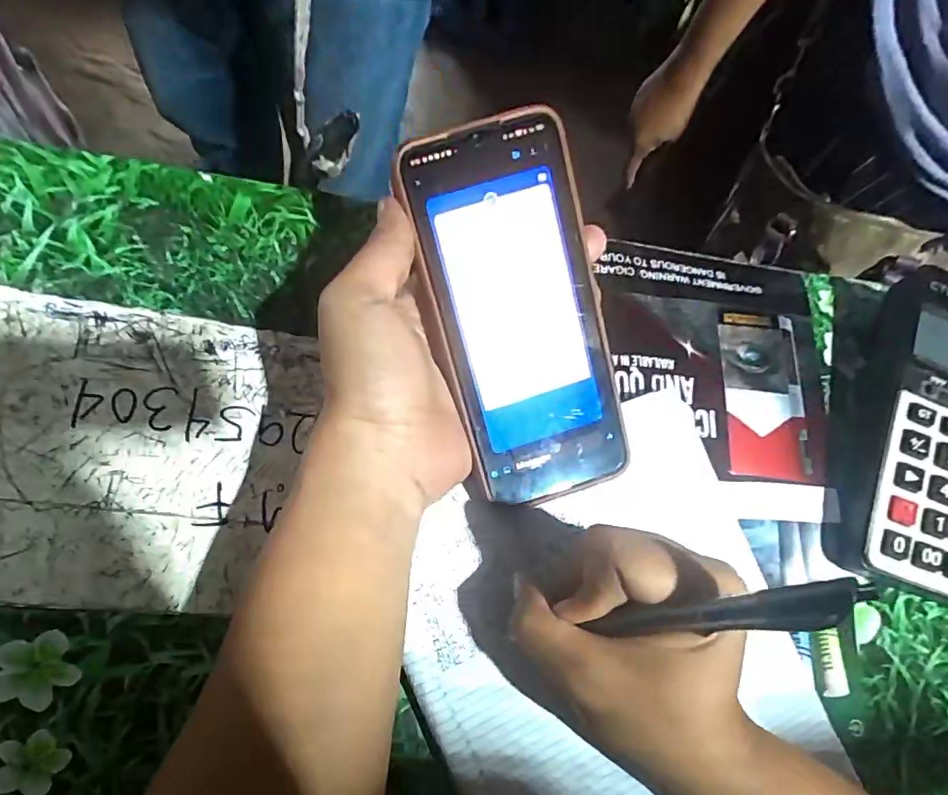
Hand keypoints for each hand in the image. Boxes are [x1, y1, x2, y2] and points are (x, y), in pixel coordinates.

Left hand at [316, 199, 606, 513]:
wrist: (391, 454)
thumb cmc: (371, 373)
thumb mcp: (358, 299)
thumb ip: (381, 252)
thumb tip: (394, 200)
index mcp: (404, 296)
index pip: (445, 243)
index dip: (477, 212)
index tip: (514, 185)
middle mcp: (438, 322)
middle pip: (490, 271)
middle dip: (528, 240)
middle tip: (569, 217)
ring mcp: (471, 356)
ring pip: (517, 306)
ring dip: (553, 276)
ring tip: (589, 249)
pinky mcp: (497, 388)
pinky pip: (531, 350)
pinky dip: (559, 327)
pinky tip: (588, 303)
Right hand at [509, 525, 755, 787]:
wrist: (697, 752)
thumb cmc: (651, 721)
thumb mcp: (582, 677)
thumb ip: (537, 627)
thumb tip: (522, 587)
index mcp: (701, 583)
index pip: (612, 551)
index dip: (579, 591)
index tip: (582, 639)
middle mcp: (699, 562)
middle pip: (605, 543)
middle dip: (574, 587)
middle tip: (573, 632)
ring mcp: (688, 568)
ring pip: (604, 550)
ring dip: (579, 590)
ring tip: (586, 631)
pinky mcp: (673, 579)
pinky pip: (612, 564)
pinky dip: (590, 591)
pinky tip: (600, 624)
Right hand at [626, 56, 704, 186]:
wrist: (682, 74)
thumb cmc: (681, 108)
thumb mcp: (674, 133)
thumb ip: (660, 142)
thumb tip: (655, 142)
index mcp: (640, 142)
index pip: (632, 164)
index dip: (630, 175)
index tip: (627, 185)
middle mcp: (630, 128)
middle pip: (635, 141)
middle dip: (644, 141)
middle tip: (659, 138)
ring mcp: (632, 109)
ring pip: (637, 124)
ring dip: (647, 124)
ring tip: (665, 115)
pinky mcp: (639, 93)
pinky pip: (642, 108)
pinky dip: (650, 109)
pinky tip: (664, 102)